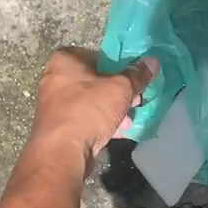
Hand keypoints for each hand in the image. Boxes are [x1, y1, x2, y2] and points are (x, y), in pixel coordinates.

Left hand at [30, 48, 157, 177]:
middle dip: (118, 90)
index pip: (98, 55)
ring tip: (130, 117)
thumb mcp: (121, 89)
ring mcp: (54, 103)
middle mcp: (55, 78)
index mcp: (65, 60)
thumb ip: (137, 75)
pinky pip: (85, 118)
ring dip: (112, 108)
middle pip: (95, 79)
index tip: (134, 78)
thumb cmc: (89, 110)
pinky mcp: (59, 125)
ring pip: (91, 100)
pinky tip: (118, 130)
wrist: (62, 152)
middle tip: (136, 99)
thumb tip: (153, 61)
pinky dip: (100, 121)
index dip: (120, 66)